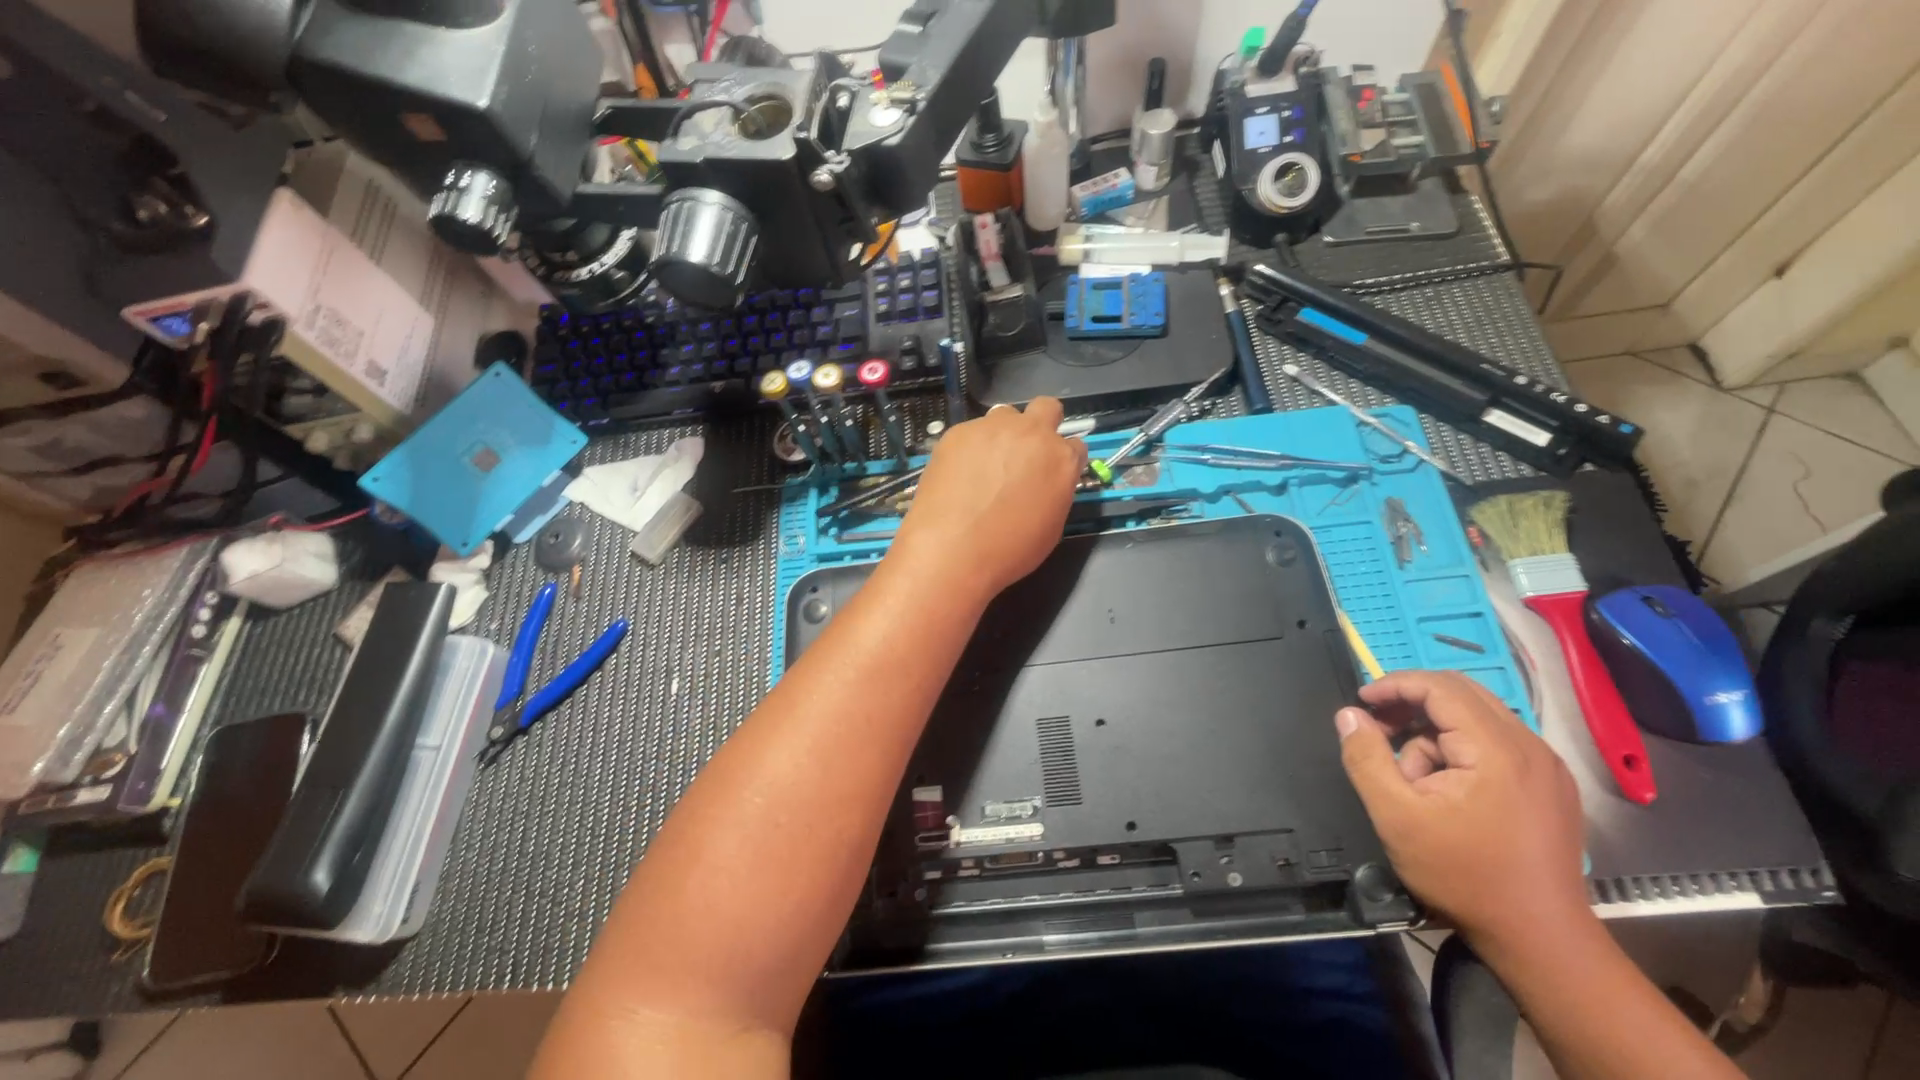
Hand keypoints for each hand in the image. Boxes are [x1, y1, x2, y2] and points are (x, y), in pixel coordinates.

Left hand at [889, 398, 1086, 604]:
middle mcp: (1031, 433)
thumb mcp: (1051, 526)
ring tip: (986, 466)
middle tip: (1025, 454)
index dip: (1063, 459)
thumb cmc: (1009, 550)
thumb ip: (1054, 491)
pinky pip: (971, 432)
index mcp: (1061, 459)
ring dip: (1003, 434)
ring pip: (1005, 416)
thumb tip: (1045, 482)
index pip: (1075, 445)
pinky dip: (970, 448)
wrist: (951, 550)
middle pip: (1047, 408)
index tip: (1051, 473)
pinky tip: (958, 475)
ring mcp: (992, 428)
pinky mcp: (958, 432)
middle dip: (1042, 425)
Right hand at [1335, 671, 1588, 954]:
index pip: (1441, 687)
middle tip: (1377, 729)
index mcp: (1496, 747)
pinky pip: (1500, 745)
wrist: (1538, 936)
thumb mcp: (1397, 817)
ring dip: (1437, 735)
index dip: (1395, 685)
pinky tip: (1447, 790)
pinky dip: (1464, 752)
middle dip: (1413, 704)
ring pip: (1479, 721)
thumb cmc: (1462, 875)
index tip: (1361, 704)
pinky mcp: (1553, 787)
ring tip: (1413, 781)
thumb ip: (1366, 758)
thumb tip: (1349, 715)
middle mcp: (1530, 745)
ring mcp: (1548, 766)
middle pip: (1463, 694)